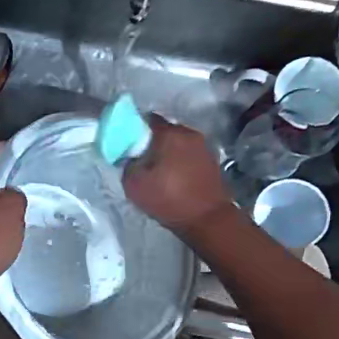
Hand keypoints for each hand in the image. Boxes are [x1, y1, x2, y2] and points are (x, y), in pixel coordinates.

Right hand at [123, 117, 236, 234]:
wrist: (207, 218)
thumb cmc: (168, 199)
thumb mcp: (134, 185)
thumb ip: (127, 165)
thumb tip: (130, 158)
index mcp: (169, 134)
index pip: (147, 119)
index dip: (134, 129)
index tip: (128, 145)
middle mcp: (188, 133)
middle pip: (164, 131)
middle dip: (152, 142)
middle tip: (141, 159)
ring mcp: (203, 145)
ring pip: (178, 142)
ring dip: (167, 152)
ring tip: (159, 170)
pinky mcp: (211, 159)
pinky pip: (189, 153)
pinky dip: (180, 160)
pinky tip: (174, 176)